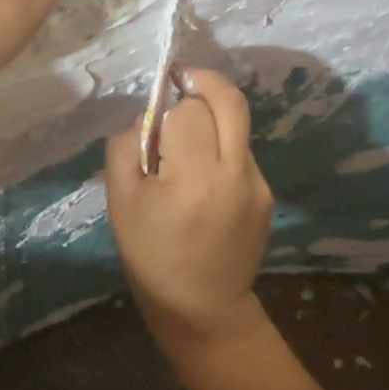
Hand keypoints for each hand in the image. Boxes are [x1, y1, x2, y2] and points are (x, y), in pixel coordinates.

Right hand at [106, 69, 274, 348]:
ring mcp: (257, 184)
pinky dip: (222, 151)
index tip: (154, 127)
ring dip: (212, 121)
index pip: (187, 110)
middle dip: (202, 83)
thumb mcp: (121, 203)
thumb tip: (148, 117)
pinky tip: (204, 182)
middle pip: (230, 100)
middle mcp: (235, 173)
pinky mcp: (267, 196)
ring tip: (187, 149)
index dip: (167, 110)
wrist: (201, 307)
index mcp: (194, 177)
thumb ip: (126, 148)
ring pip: (238, 126)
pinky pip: (242, 154)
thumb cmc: (151, 257)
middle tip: (181, 82)